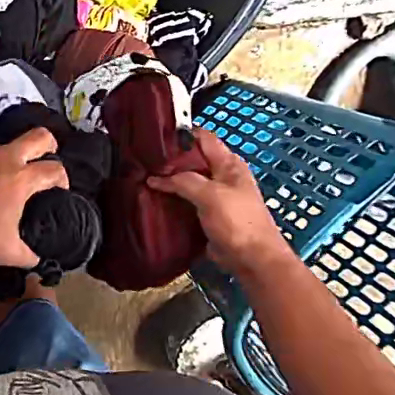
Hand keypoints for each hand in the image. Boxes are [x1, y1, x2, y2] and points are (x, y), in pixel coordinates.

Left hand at [0, 128, 68, 267]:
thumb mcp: (8, 252)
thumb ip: (29, 254)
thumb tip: (36, 258)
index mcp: (21, 178)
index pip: (55, 168)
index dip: (64, 179)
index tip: (60, 192)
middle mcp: (4, 158)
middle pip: (39, 136)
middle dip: (50, 146)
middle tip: (47, 165)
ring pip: (11, 144)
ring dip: (19, 155)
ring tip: (17, 178)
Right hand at [146, 128, 298, 276]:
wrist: (252, 260)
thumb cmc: (237, 222)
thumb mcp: (209, 195)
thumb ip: (181, 181)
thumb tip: (154, 179)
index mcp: (229, 164)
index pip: (202, 137)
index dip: (180, 134)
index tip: (155, 136)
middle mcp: (221, 175)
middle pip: (191, 158)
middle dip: (169, 158)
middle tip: (142, 159)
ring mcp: (214, 195)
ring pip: (185, 179)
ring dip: (167, 179)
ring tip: (142, 176)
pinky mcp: (206, 212)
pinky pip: (184, 199)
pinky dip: (170, 197)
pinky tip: (152, 197)